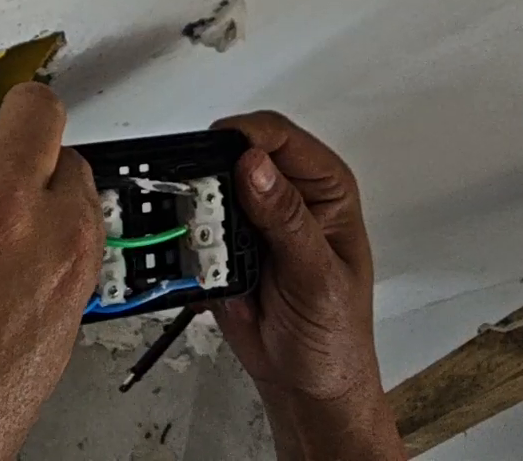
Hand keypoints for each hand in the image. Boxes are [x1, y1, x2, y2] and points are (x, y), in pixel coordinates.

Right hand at [209, 111, 404, 460]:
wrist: (305, 385)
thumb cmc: (334, 335)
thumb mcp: (318, 278)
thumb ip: (287, 219)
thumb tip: (255, 165)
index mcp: (323, 187)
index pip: (280, 136)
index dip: (247, 137)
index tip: (220, 157)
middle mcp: (285, 190)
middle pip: (235, 150)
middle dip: (213, 173)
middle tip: (205, 206)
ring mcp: (250, 212)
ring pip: (207, 182)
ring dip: (197, 205)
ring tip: (207, 241)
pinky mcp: (221, 235)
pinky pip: (192, 217)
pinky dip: (187, 232)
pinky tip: (200, 256)